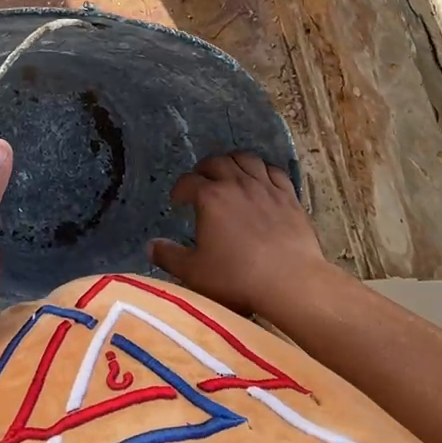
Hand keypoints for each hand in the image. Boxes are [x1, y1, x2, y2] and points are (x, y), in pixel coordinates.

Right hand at [149, 152, 333, 314]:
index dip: (179, 189)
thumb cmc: (238, 278)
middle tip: (201, 181)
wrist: (292, 283)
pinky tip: (261, 179)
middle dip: (204, 169)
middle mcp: (236, 184)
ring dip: (233, 161)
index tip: (177, 201)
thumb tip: (150, 246)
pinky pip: (274, 171)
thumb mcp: (194, 272)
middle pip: (216, 162)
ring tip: (229, 172)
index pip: (188, 182)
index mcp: (210, 198)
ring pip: (246, 159)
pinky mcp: (289, 197)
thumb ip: (169, 256)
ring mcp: (265, 188)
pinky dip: (264, 170)